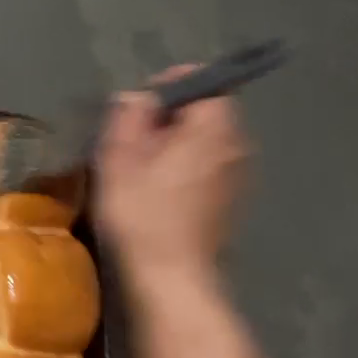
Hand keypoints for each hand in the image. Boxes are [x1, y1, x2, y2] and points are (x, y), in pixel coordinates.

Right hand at [95, 67, 246, 280]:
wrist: (171, 274)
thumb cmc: (141, 213)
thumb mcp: (119, 159)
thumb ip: (129, 118)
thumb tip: (137, 96)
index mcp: (213, 128)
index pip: (206, 83)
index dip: (172, 85)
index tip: (140, 104)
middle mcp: (237, 145)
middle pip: (208, 113)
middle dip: (173, 117)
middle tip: (133, 137)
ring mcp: (239, 176)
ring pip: (208, 142)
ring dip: (179, 144)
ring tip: (142, 164)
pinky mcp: (231, 201)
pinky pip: (210, 167)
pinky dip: (187, 167)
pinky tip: (159, 190)